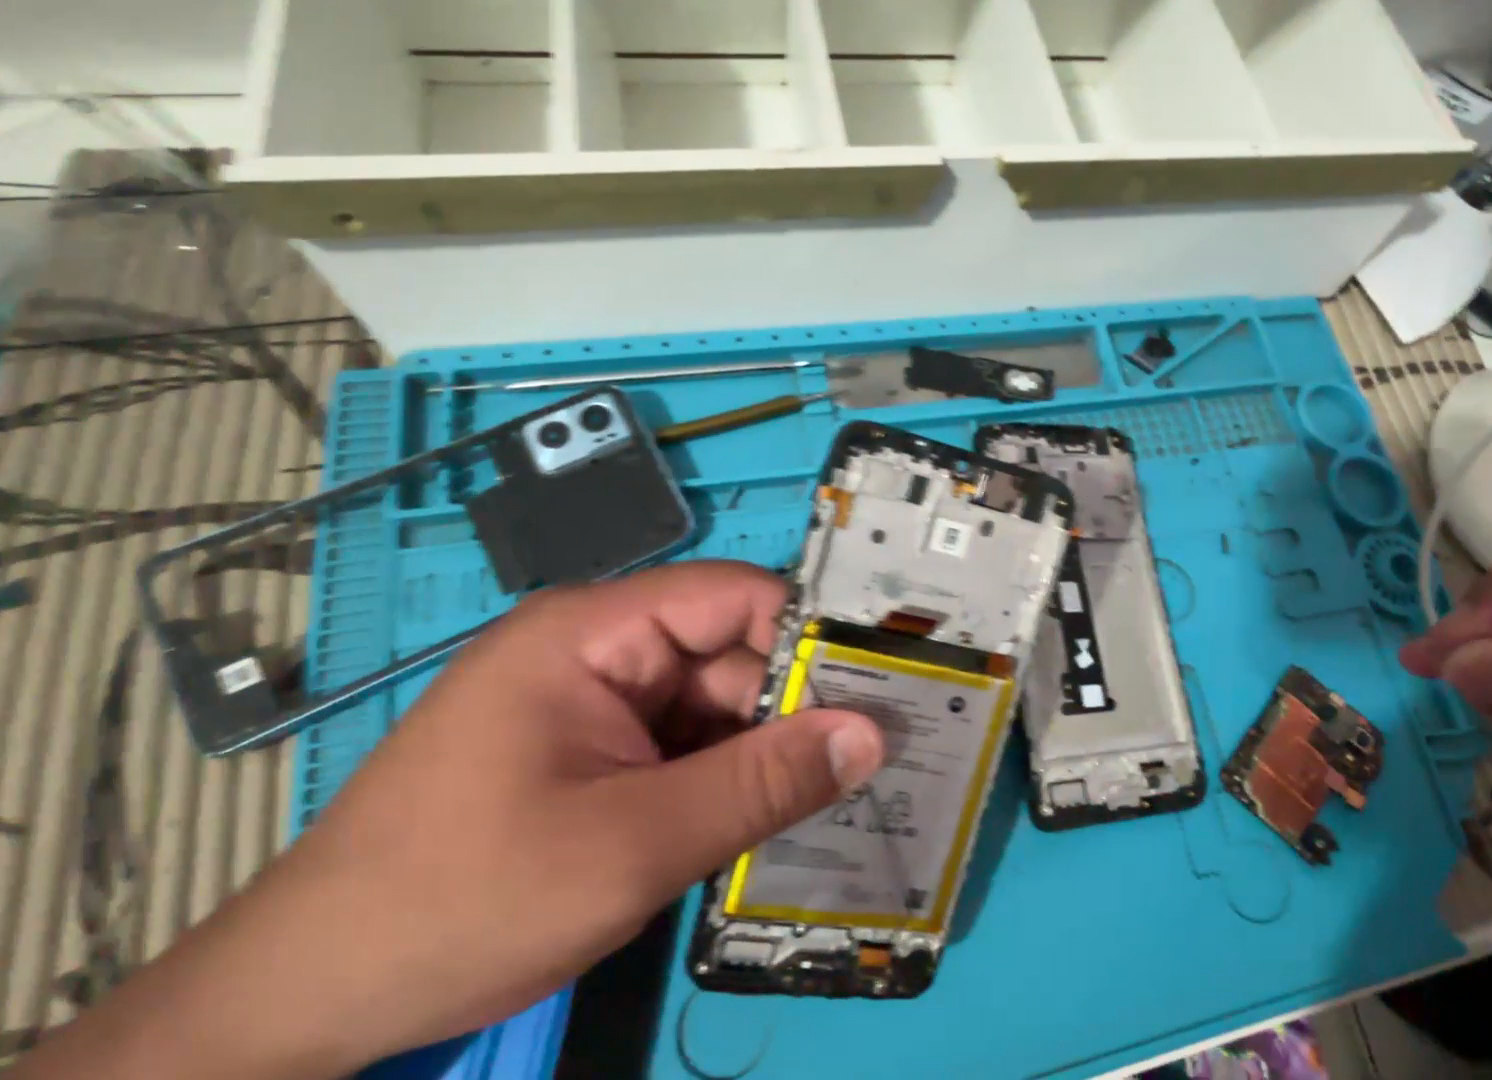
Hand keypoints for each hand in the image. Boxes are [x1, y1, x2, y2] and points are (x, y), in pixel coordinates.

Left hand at [15, 562, 884, 1079]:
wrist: (311, 994)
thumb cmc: (465, 898)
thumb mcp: (633, 843)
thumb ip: (761, 784)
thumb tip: (872, 734)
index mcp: (591, 633)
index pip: (731, 597)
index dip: (808, 637)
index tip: (879, 694)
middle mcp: (593, 653)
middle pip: (726, 658)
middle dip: (790, 714)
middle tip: (866, 775)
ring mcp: (586, 709)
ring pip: (707, 712)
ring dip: (757, 760)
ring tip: (824, 810)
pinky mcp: (583, 759)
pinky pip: (675, 753)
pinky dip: (718, 787)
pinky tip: (757, 830)